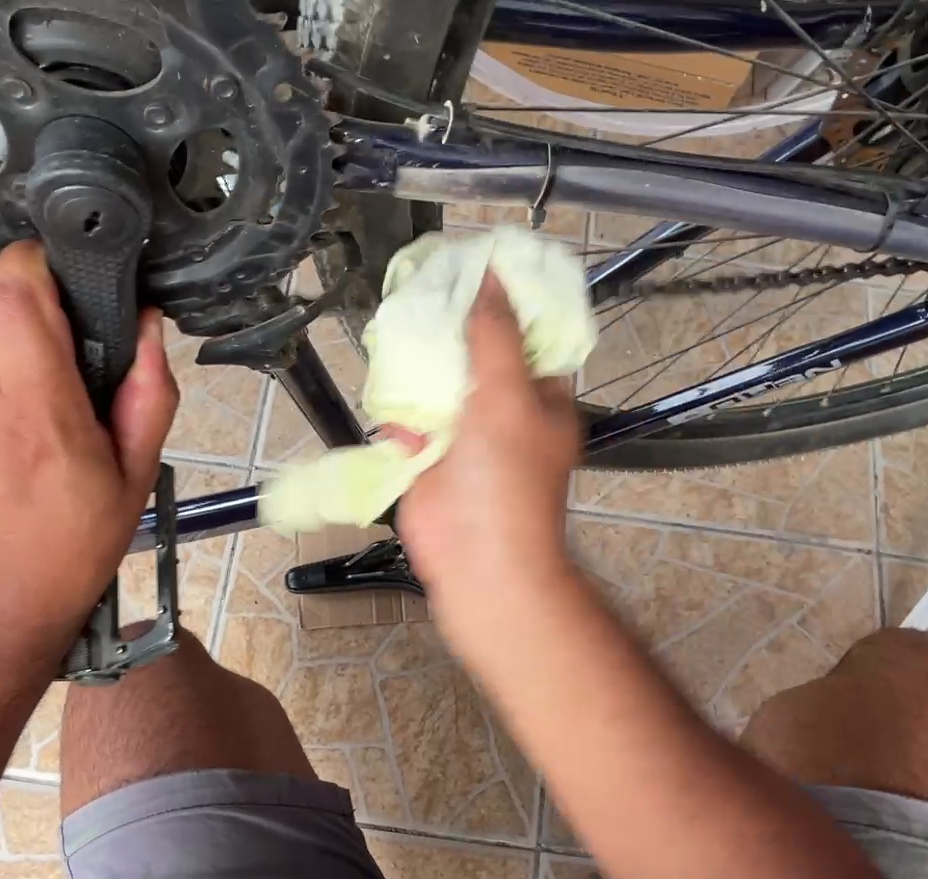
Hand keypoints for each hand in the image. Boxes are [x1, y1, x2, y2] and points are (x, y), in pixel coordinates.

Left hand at [0, 241, 177, 649]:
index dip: (47, 270)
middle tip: (60, 327)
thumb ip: (149, 391)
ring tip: (23, 359)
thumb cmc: (83, 534)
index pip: (15, 290)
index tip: (77, 294)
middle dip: (26, 287)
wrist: (5, 590)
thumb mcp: (139, 470)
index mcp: (39, 414)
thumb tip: (145, 318)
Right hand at [395, 274, 583, 643]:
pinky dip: (396, 413)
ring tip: (397, 328)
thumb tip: (490, 278)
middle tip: (422, 290)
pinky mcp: (428, 458)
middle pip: (473, 354)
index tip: (472, 266)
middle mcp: (503, 411)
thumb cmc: (508, 484)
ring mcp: (464, 436)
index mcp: (539, 395)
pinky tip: (388, 396)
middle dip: (449, 328)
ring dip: (417, 366)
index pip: (525, 334)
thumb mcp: (508, 396)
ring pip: (436, 385)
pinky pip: (408, 422)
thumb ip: (495, 335)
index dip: (502, 301)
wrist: (477, 561)